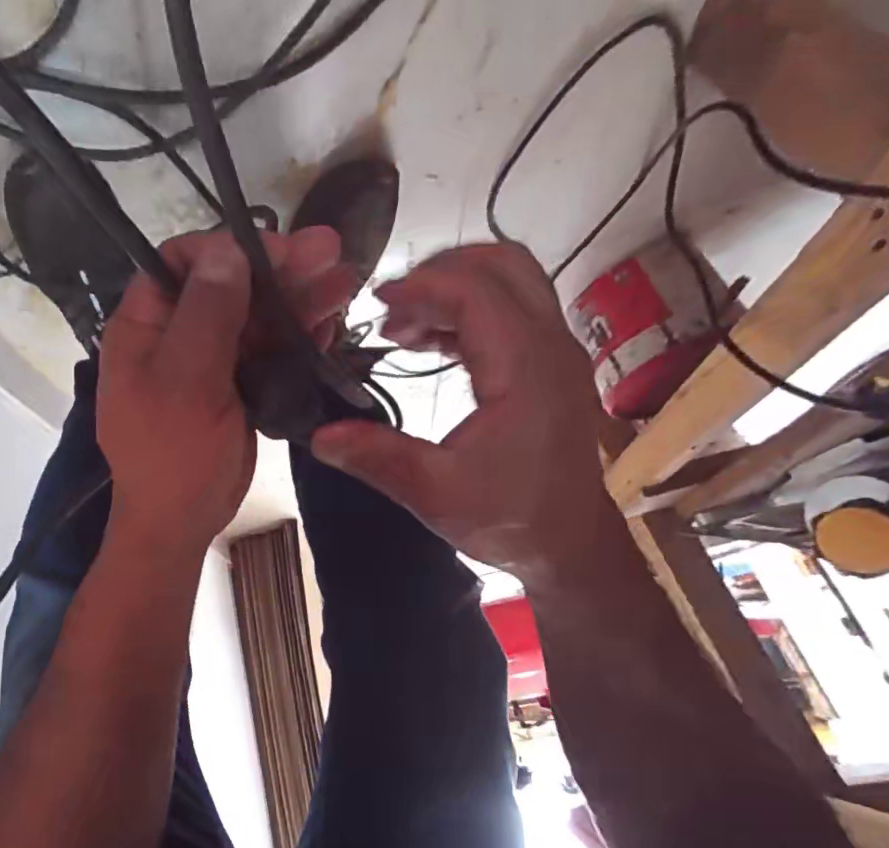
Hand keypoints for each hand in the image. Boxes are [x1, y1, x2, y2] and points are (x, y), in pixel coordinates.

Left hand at [98, 227, 359, 552]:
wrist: (180, 522)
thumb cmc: (173, 455)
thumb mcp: (185, 381)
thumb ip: (207, 313)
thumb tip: (226, 249)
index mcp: (145, 326)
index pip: (182, 262)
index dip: (230, 249)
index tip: (279, 251)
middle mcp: (175, 335)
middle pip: (229, 287)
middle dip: (279, 270)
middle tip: (333, 252)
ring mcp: (208, 362)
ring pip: (254, 319)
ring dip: (297, 301)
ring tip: (346, 283)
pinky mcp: (236, 387)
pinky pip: (267, 352)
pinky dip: (296, 338)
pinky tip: (329, 325)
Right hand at [309, 243, 615, 582]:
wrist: (568, 541)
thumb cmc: (509, 518)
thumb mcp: (435, 493)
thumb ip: (379, 458)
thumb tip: (320, 436)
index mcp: (526, 369)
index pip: (475, 292)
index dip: (421, 287)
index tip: (375, 305)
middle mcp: (551, 346)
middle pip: (503, 265)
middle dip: (440, 273)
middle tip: (391, 308)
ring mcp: (557, 352)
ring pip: (512, 282)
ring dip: (454, 291)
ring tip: (402, 328)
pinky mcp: (551, 366)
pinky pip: (512, 312)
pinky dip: (469, 313)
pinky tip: (429, 343)